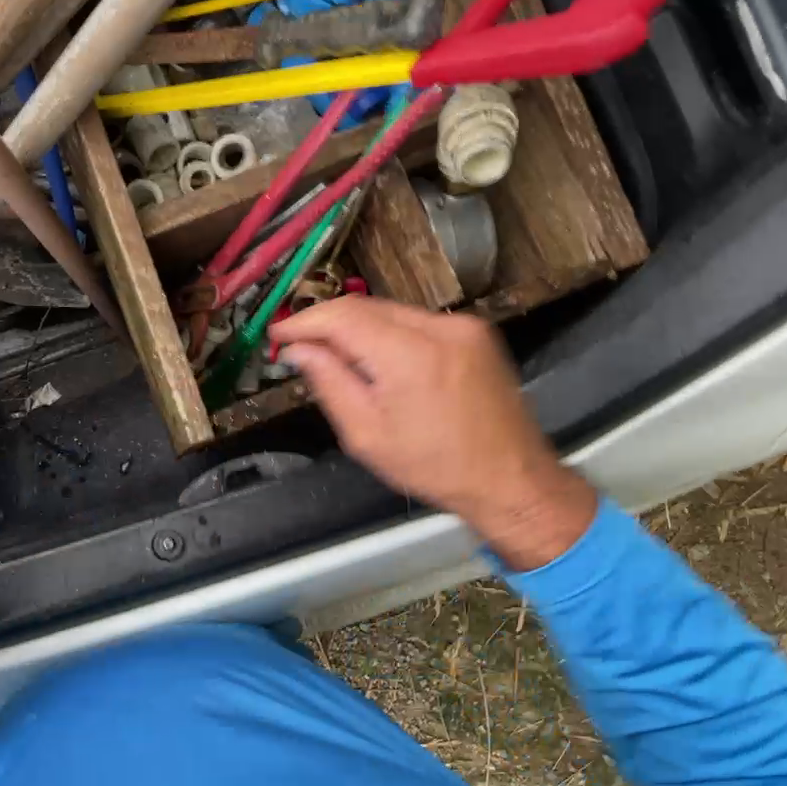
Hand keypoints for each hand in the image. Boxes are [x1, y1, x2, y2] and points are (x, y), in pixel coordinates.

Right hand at [269, 296, 596, 569]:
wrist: (510, 478)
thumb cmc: (432, 466)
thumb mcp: (365, 434)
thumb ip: (329, 383)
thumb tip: (298, 350)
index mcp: (409, 354)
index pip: (342, 316)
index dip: (303, 321)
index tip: (276, 335)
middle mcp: (439, 327)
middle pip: (365, 307)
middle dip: (326, 323)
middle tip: (296, 346)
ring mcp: (462, 327)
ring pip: (389, 312)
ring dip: (355, 328)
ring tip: (330, 355)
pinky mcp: (475, 333)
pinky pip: (415, 322)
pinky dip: (385, 333)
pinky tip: (372, 359)